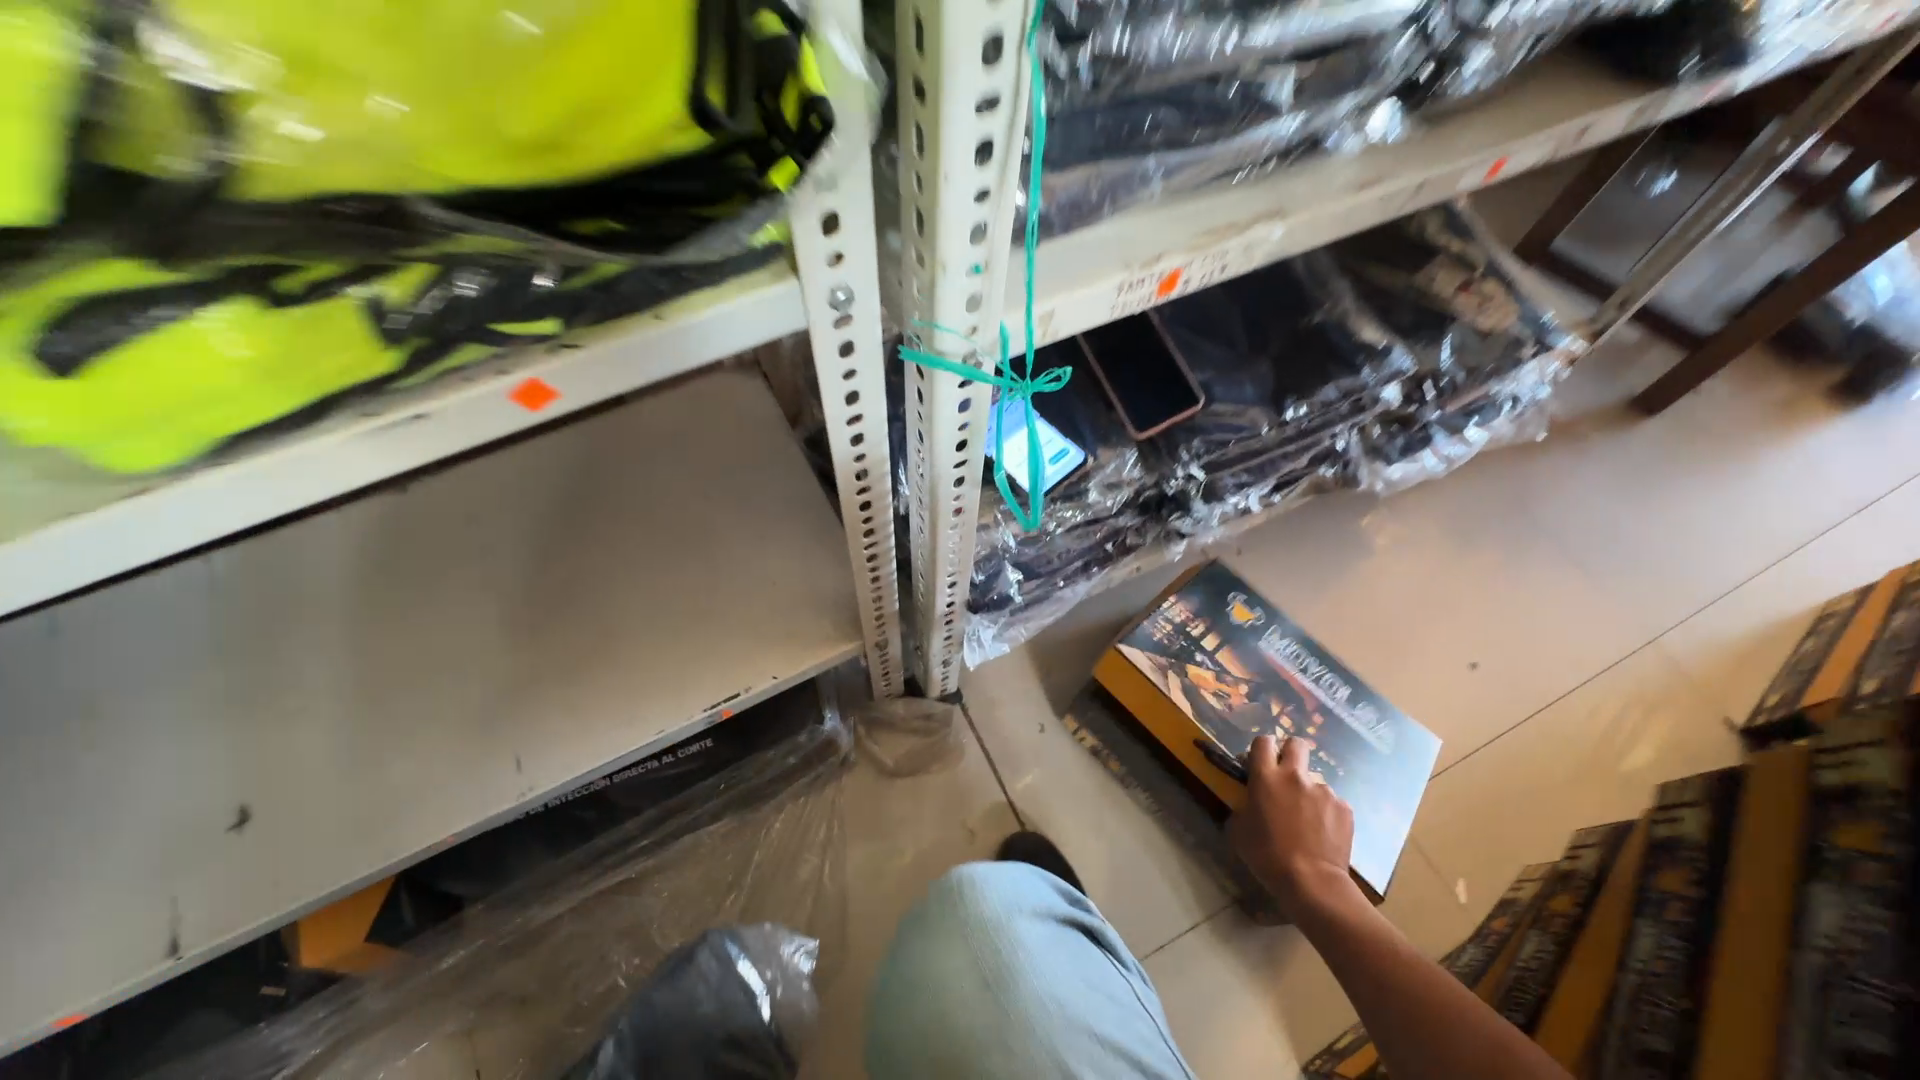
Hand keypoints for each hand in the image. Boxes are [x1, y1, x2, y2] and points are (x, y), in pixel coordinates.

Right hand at [1229, 734, 1359, 916]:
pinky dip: (1326, 814)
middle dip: (1291, 753)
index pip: (1263, 742)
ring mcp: (1324, 790)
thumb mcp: (1238, 830)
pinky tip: (1322, 834)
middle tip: (1287, 775)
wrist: (1311, 881)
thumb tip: (1250, 802)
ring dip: (1309, 794)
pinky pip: (1332, 803)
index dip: (1262, 748)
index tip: (1261, 762)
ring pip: (1315, 781)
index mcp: (1266, 777)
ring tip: (1307, 822)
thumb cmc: (1266, 855)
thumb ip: (1242, 806)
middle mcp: (1296, 776)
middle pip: (1297, 744)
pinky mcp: (1344, 807)